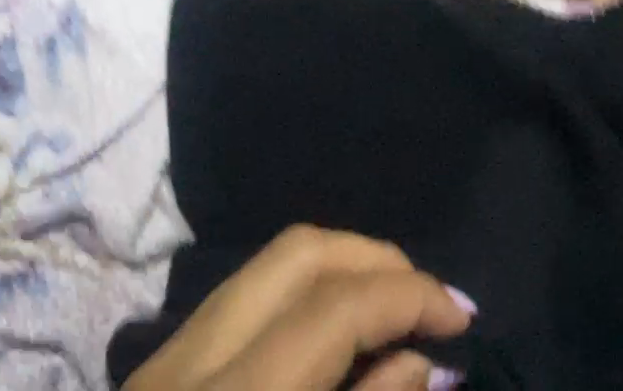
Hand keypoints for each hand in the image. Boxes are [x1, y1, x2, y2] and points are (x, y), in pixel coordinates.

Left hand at [124, 225, 474, 390]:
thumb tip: (418, 362)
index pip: (332, 309)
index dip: (410, 296)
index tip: (464, 316)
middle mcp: (188, 364)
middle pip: (297, 253)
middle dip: (377, 259)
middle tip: (430, 300)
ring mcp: (164, 360)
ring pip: (267, 265)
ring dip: (342, 270)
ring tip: (393, 307)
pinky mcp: (158, 369)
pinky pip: (246, 298)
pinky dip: (304, 296)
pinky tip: (336, 330)